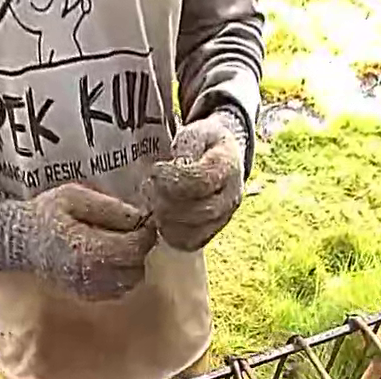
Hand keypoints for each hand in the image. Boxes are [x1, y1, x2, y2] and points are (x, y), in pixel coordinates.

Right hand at [0, 184, 156, 300]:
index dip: (146, 233)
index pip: (135, 247)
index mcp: (91, 250)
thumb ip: (109, 208)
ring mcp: (93, 290)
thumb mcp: (74, 197)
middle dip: (140, 248)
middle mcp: (95, 276)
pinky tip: (110, 260)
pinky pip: (119, 289)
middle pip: (137, 266)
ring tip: (120, 244)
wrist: (19, 242)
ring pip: (131, 281)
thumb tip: (140, 217)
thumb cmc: (46, 214)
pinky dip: (122, 275)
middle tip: (132, 231)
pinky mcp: (91, 297)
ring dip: (132, 263)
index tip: (144, 220)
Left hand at [142, 107, 246, 251]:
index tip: (156, 171)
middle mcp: (231, 197)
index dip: (174, 180)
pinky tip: (160, 219)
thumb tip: (176, 166)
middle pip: (199, 211)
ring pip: (194, 232)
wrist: (224, 160)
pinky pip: (191, 243)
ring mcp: (223, 219)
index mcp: (228, 166)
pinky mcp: (212, 233)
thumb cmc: (205, 145)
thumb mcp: (196, 133)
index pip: (202, 181)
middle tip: (150, 189)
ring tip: (154, 203)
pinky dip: (171, 234)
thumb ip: (186, 147)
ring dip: (167, 220)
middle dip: (168, 202)